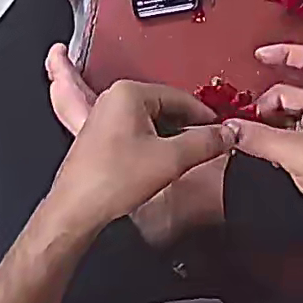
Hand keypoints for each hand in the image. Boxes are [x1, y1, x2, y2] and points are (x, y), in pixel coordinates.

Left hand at [42, 80, 236, 235]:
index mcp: (129, 93)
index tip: (221, 131)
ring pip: (152, 120)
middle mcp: (114, 98)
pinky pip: (137, 131)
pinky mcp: (101, 135)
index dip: (204, 116)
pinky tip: (162, 164)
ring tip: (186, 158)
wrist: (76, 209)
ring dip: (171, 137)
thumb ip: (205, 142)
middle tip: (207, 146)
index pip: (180, 97)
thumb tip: (227, 133)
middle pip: (166, 107)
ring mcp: (105, 116)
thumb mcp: (171, 159)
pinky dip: (154, 144)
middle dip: (187, 127)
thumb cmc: (113, 180)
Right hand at [225, 44, 302, 248]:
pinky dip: (273, 139)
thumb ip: (260, 137)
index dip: (288, 53)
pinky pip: (290, 137)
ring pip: (290, 117)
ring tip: (248, 133)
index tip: (261, 55)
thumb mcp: (300, 154)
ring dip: (268, 123)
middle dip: (269, 100)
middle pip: (295, 91)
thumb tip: (231, 127)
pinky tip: (258, 148)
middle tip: (247, 116)